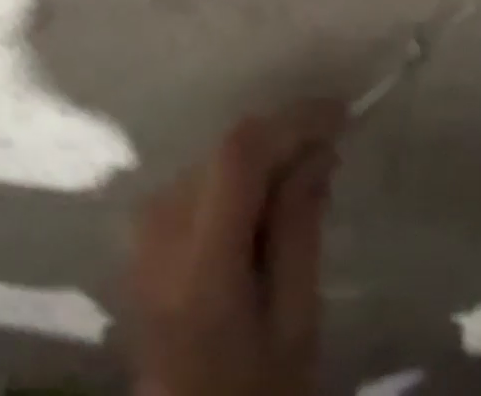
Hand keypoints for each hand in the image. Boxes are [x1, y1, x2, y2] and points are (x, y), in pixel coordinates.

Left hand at [129, 101, 345, 395]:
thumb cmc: (253, 387)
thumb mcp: (294, 322)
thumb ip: (299, 230)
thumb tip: (316, 149)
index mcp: (199, 261)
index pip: (239, 156)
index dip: (291, 121)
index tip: (340, 112)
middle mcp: (157, 231)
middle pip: (224, 152)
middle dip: (281, 139)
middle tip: (332, 152)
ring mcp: (140, 232)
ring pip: (211, 161)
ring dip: (260, 159)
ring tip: (305, 183)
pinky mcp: (139, 236)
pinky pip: (197, 182)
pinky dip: (236, 180)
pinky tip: (265, 203)